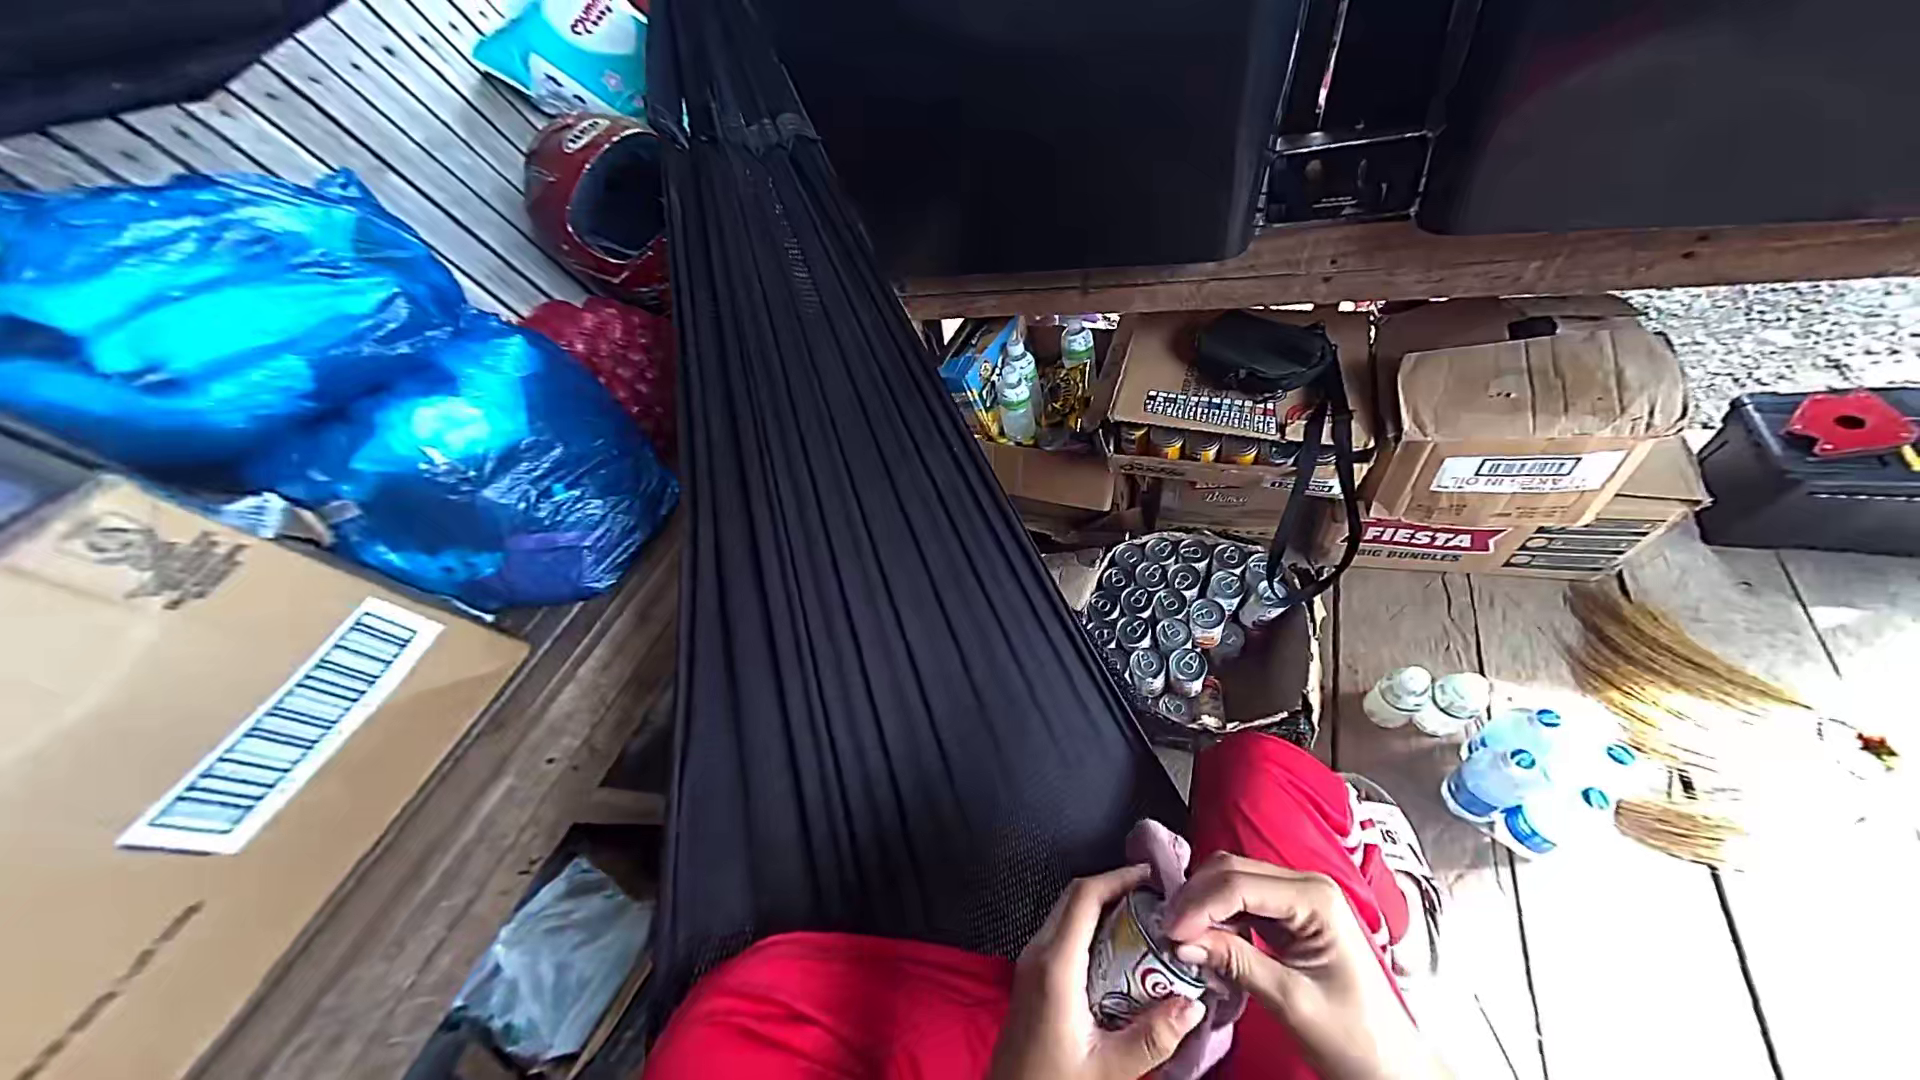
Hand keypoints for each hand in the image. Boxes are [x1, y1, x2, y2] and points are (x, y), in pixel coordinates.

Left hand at [988, 865, 1205, 1079]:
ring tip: (1143, 913)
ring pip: (1067, 908)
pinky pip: (1063, 928)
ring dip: (1103, 902)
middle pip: (1075, 895)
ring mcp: (1031, 958)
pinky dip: (1091, 922)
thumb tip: (1192, 1004)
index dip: (1118, 877)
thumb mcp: (1109, 1069)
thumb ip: (1152, 1037)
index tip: (1151, 875)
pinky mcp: (1032, 970)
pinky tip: (1119, 943)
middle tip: (1155, 894)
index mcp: (1055, 964)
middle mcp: (1038, 949)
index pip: (1085, 897)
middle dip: (1115, 885)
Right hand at [1162, 853, 1446, 1079]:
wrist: (1394, 1070)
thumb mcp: (1293, 1003)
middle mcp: (1306, 885)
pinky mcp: (1288, 914)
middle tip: (1168, 930)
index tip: (1171, 931)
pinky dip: (1216, 914)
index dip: (1198, 903)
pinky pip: (1240, 900)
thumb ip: (1237, 963)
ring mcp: (1297, 897)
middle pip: (1231, 870)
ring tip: (1180, 934)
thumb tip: (1184, 941)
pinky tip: (1203, 936)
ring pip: (1231, 880)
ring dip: (1202, 903)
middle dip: (1195, 897)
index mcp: (1316, 899)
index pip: (1239, 883)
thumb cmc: (1358, 1042)